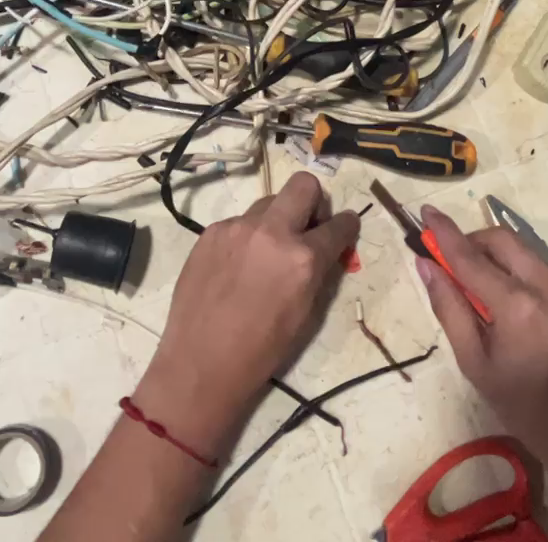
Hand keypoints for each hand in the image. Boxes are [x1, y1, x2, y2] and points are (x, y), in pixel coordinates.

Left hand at [133, 172, 359, 452]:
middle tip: (306, 228)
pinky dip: (246, 236)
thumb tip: (328, 248)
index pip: (338, 225)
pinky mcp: (210, 231)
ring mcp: (237, 227)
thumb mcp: (306, 314)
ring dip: (276, 219)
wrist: (201, 362)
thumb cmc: (262, 350)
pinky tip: (237, 265)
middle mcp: (271, 232)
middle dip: (313, 202)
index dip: (346, 225)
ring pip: (268, 201)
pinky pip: (238, 221)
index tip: (344, 227)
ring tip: (266, 252)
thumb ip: (319, 271)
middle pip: (303, 185)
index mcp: (303, 258)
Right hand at [416, 206, 547, 540]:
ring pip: (524, 253)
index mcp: (518, 307)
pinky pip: (543, 272)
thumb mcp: (477, 366)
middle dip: (472, 240)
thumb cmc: (528, 410)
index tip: (426, 211)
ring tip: (480, 289)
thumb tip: (426, 266)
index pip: (470, 257)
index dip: (444, 232)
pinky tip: (512, 306)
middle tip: (451, 260)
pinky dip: (519, 274)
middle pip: (502, 240)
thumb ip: (449, 310)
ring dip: (496, 257)